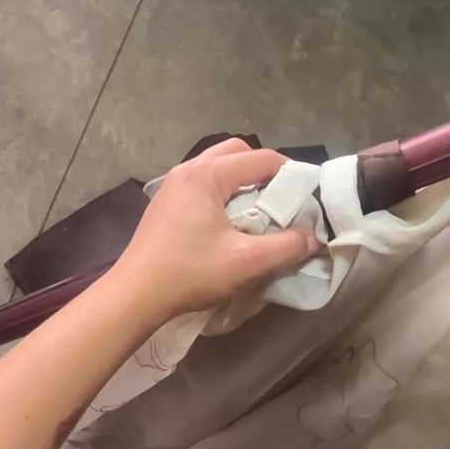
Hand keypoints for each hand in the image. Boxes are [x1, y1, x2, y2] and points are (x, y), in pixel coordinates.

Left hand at [104, 138, 320, 322]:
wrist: (136, 295)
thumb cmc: (189, 273)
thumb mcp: (246, 262)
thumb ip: (286, 247)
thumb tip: (313, 238)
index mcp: (206, 175)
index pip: (261, 159)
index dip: (290, 174)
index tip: (308, 197)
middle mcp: (188, 171)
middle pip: (237, 154)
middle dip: (264, 172)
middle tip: (282, 201)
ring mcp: (173, 186)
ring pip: (218, 168)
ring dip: (243, 183)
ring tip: (259, 213)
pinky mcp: (166, 204)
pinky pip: (204, 185)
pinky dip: (224, 194)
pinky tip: (232, 224)